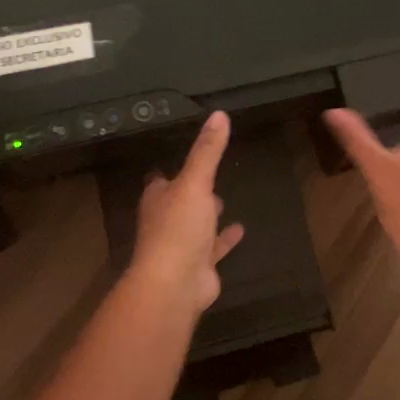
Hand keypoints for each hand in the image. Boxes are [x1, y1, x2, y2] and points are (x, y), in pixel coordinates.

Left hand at [131, 111, 244, 312]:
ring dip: (207, 216)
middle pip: (177, 202)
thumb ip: (207, 152)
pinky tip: (240, 229)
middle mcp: (165, 221)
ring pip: (195, 225)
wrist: (175, 284)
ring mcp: (181, 245)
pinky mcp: (198, 265)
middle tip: (207, 177)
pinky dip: (225, 239)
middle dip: (190, 191)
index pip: (161, 179)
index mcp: (158, 199)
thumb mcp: (195, 182)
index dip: (171, 169)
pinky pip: (214, 248)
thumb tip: (219, 115)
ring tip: (223, 201)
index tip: (185, 156)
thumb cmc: (178, 228)